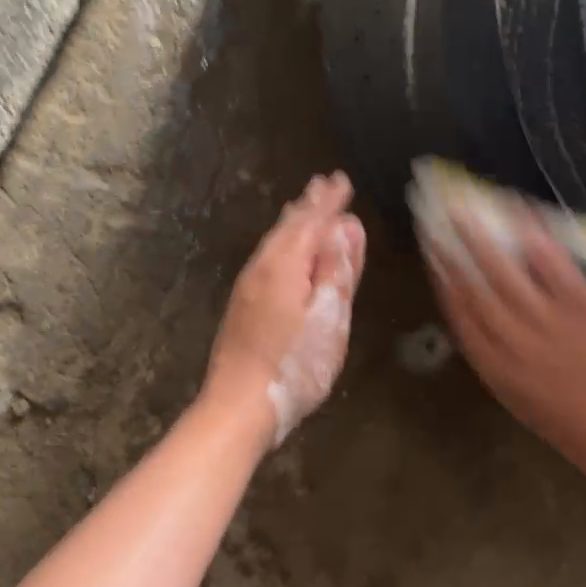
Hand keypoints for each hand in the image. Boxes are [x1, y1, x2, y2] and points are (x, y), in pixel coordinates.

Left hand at [203, 172, 367, 445]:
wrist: (239, 405)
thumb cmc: (293, 365)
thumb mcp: (329, 318)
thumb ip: (337, 271)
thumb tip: (345, 228)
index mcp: (283, 266)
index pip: (310, 222)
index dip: (329, 202)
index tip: (343, 181)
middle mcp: (260, 270)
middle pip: (286, 229)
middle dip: (308, 206)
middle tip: (323, 184)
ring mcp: (246, 291)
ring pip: (272, 244)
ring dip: (292, 223)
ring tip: (303, 207)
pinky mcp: (241, 310)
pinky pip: (266, 261)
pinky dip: (281, 245)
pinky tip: (282, 254)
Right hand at [424, 199, 585, 466]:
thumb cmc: (568, 417)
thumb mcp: (516, 393)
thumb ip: (498, 354)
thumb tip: (486, 316)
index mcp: (490, 364)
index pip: (459, 313)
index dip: (443, 279)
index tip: (434, 253)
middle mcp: (510, 340)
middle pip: (475, 286)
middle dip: (455, 249)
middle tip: (443, 218)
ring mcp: (547, 322)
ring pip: (505, 273)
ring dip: (483, 239)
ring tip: (469, 211)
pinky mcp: (582, 307)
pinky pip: (554, 269)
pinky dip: (537, 243)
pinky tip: (524, 221)